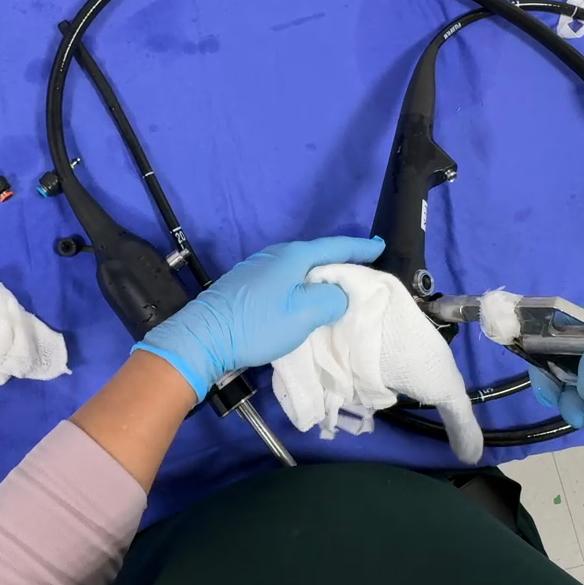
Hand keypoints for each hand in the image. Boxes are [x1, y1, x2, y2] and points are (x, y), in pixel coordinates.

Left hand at [134, 236, 385, 398]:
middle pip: (316, 255)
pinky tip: (305, 298)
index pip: (334, 246)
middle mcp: (275, 255)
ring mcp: (258, 268)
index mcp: (292, 256)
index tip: (379, 246)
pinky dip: (302, 285)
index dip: (359, 248)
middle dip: (341, 261)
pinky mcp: (247, 285)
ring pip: (300, 268)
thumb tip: (339, 294)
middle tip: (364, 270)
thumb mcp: (303, 314)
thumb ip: (331, 300)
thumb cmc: (256, 325)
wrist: (204, 337)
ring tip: (338, 287)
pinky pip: (285, 278)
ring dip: (320, 275)